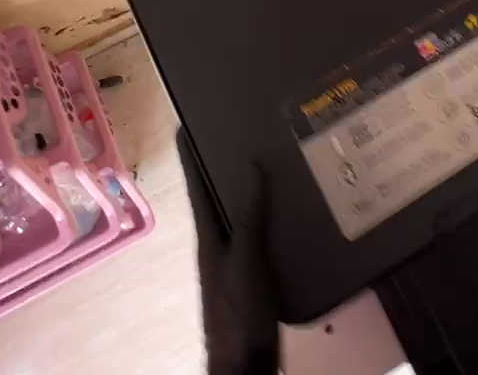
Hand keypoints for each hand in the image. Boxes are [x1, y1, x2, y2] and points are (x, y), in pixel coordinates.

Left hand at [178, 130, 279, 374]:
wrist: (246, 365)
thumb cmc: (240, 312)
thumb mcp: (245, 261)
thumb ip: (247, 216)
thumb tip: (250, 164)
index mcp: (209, 237)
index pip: (196, 186)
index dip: (189, 157)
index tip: (185, 126)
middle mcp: (219, 244)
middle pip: (218, 197)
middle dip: (222, 166)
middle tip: (238, 132)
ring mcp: (235, 260)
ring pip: (241, 213)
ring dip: (250, 188)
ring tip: (272, 158)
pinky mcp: (255, 274)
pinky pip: (261, 232)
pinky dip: (271, 214)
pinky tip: (292, 207)